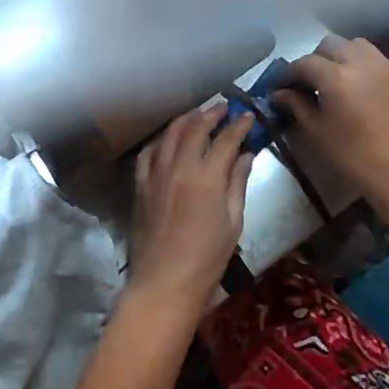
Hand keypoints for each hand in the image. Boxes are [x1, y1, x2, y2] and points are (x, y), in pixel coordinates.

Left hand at [128, 105, 254, 321]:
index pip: (225, 139)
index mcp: (206, 177)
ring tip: (199, 115)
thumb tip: (245, 155)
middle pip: (194, 128)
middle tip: (224, 108)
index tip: (248, 116)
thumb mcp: (233, 221)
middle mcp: (178, 166)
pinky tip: (169, 138)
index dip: (239, 125)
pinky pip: (149, 151)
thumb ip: (237, 183)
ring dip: (186, 120)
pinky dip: (162, 139)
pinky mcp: (140, 184)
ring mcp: (155, 173)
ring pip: (169, 134)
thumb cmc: (207, 258)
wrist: (164, 281)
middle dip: (211, 114)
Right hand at [274, 37, 388, 218]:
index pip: (304, 63)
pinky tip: (365, 93)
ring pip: (359, 47)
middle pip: (332, 44)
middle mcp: (363, 63)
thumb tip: (280, 93)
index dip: (288, 74)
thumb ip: (296, 106)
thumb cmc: (355, 158)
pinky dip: (366, 69)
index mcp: (336, 77)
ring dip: (343, 57)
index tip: (280, 88)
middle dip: (316, 59)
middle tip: (309, 82)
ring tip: (338, 81)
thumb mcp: (317, 133)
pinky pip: (381, 63)